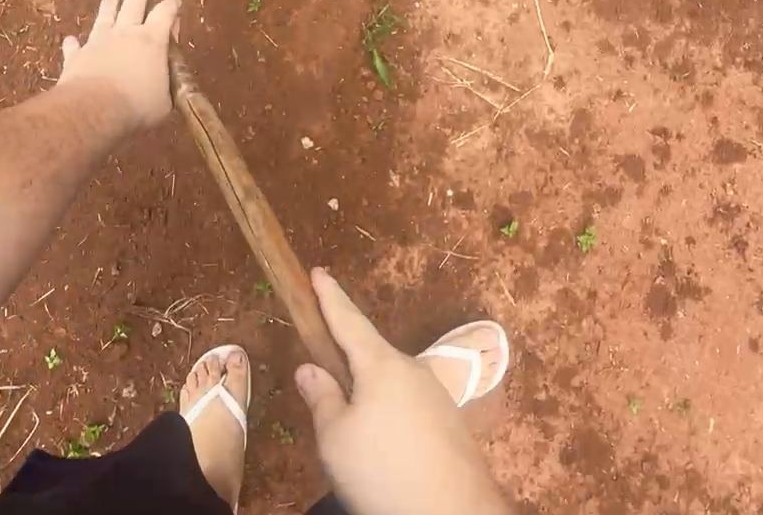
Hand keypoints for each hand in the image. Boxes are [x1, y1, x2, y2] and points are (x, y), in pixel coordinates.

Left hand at [57, 0, 180, 131]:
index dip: (172, 6)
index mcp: (152, 40)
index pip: (166, 13)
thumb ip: (168, 86)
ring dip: (108, 7)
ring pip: (104, 17)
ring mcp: (98, 42)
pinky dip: (74, 43)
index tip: (175, 2)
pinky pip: (75, 46)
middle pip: (133, 3)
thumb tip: (169, 82)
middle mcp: (126, 33)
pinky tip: (72, 40)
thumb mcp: (166, 99)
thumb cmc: (138, 104)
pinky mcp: (77, 56)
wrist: (93, 109)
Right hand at [295, 269, 512, 514]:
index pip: (348, 321)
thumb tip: (310, 368)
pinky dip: (389, 418)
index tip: (319, 271)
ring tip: (353, 436)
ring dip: (369, 397)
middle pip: (370, 356)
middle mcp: (411, 369)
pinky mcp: (448, 423)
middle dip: (347, 362)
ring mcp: (435, 395)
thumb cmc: (383, 470)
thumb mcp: (336, 438)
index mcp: (381, 364)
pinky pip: (407, 408)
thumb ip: (322, 398)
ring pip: (389, 386)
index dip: (330, 297)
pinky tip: (383, 449)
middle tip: (326, 379)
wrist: (453, 513)